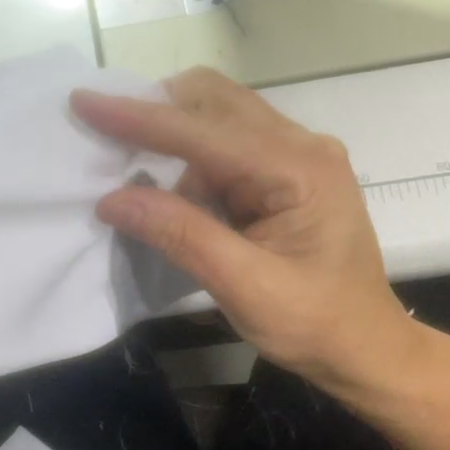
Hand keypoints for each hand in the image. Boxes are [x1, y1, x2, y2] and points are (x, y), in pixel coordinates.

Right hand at [72, 69, 423, 392]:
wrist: (364, 347)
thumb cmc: (314, 323)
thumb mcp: (244, 287)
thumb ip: (181, 235)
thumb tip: (113, 199)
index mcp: (299, 169)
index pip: (204, 131)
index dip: (139, 117)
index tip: (84, 102)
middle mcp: (301, 146)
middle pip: (215, 101)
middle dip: (155, 111)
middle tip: (100, 131)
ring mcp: (297, 157)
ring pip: (218, 121)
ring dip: (171, 143)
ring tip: (133, 181)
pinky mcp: (286, 175)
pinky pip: (227, 150)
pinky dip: (190, 164)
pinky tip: (172, 198)